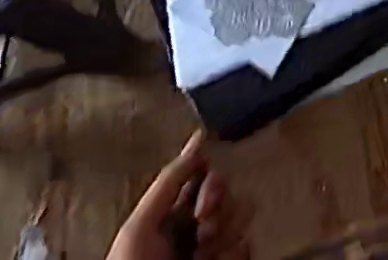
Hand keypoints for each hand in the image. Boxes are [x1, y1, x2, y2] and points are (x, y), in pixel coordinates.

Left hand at [109, 131, 250, 259]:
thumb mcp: (139, 227)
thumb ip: (169, 182)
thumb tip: (198, 140)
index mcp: (170, 214)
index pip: (200, 174)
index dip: (206, 169)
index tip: (205, 173)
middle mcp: (194, 228)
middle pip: (225, 190)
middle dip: (217, 200)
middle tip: (203, 222)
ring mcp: (213, 251)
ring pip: (240, 216)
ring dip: (227, 228)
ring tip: (206, 252)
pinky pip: (247, 248)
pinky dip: (236, 253)